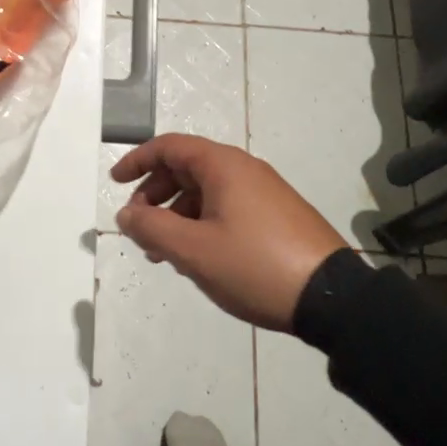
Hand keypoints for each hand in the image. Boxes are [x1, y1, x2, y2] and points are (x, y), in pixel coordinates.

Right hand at [113, 134, 345, 331]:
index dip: (137, 161)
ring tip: (163, 255)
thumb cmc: (255, 265)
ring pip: (206, 193)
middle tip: (138, 229)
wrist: (331, 298)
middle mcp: (244, 170)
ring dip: (177, 216)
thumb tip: (126, 214)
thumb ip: (152, 228)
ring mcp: (263, 193)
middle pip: (186, 169)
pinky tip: (197, 259)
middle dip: (155, 196)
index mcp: (223, 166)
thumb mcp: (194, 250)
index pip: (170, 147)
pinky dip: (201, 225)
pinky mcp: (276, 217)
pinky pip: (227, 209)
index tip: (115, 183)